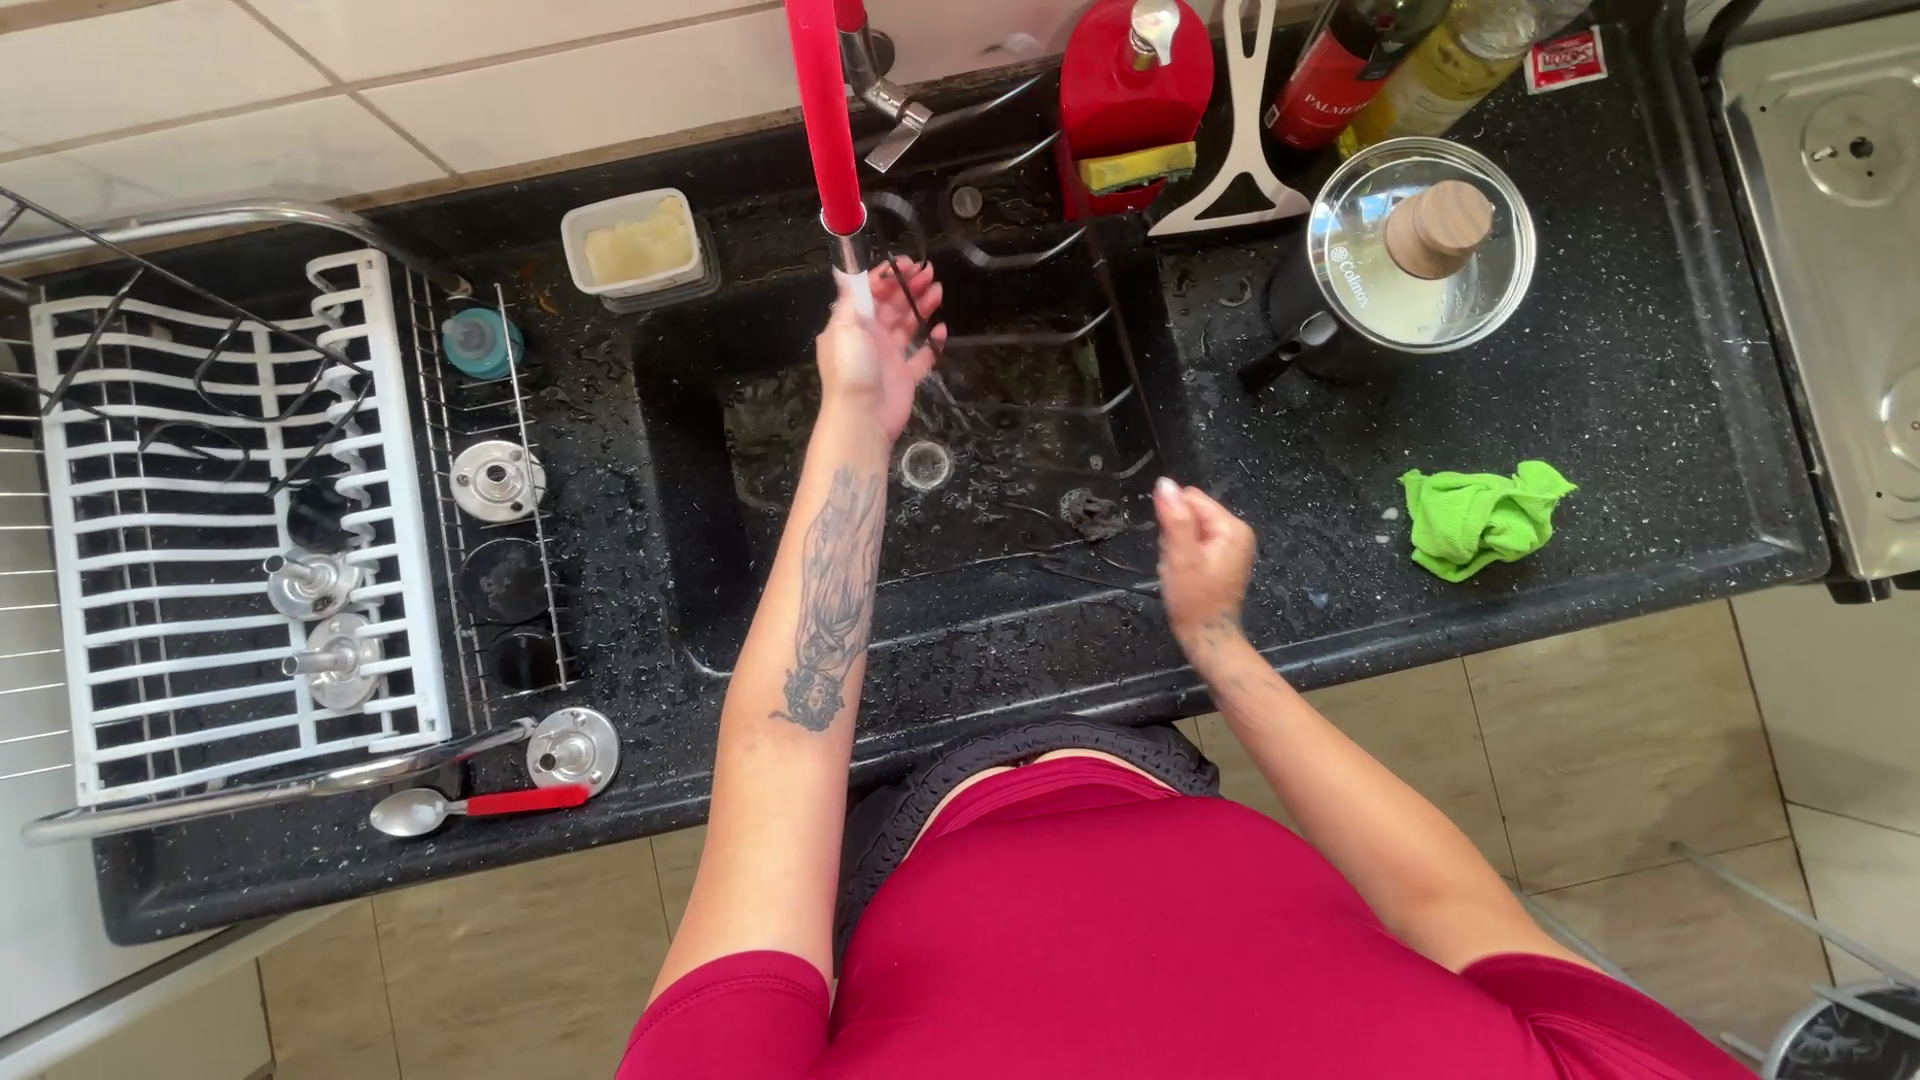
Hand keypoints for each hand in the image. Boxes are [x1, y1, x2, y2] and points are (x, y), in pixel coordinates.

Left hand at [815, 258, 945, 441]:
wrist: (861, 417)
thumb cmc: (851, 369)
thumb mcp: (843, 327)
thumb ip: (851, 301)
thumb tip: (849, 275)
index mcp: (853, 324)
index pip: (870, 293)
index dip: (888, 276)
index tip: (908, 264)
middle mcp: (870, 338)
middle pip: (892, 306)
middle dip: (909, 287)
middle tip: (930, 273)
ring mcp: (889, 357)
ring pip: (908, 326)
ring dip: (922, 307)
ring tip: (939, 291)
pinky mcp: (905, 377)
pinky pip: (923, 356)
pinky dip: (933, 343)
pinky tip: (942, 330)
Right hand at [1154, 477, 1255, 648]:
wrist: (1206, 636)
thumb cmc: (1194, 599)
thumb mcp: (1180, 555)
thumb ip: (1174, 517)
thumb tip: (1164, 483)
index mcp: (1232, 528)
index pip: (1191, 498)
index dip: (1173, 518)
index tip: (1172, 546)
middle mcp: (1236, 533)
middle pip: (1191, 513)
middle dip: (1174, 534)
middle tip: (1175, 561)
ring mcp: (1231, 548)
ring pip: (1190, 530)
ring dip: (1177, 547)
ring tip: (1179, 570)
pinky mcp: (1222, 561)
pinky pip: (1195, 545)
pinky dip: (1183, 557)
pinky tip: (1183, 574)